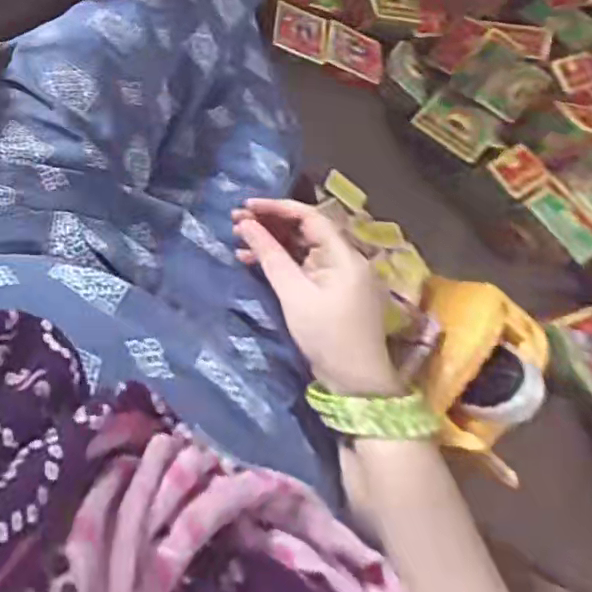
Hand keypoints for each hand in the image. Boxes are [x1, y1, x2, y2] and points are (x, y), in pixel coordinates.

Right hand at [233, 198, 400, 395]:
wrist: (356, 384)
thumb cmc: (327, 335)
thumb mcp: (293, 293)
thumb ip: (269, 255)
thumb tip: (246, 225)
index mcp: (344, 256)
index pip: (309, 216)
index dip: (276, 207)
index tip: (246, 206)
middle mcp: (344, 259)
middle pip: (304, 228)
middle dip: (269, 223)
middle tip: (236, 221)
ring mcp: (337, 275)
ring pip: (299, 245)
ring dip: (270, 240)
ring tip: (238, 238)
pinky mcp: (329, 289)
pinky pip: (301, 263)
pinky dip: (277, 259)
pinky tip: (251, 260)